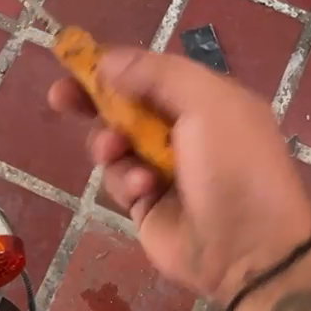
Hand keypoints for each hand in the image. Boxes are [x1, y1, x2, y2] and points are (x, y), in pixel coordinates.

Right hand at [48, 48, 310, 303]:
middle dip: (92, 99)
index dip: (115, 66)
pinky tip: (144, 189)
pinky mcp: (147, 204)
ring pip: (115, 142)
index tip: (77, 61)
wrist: (251, 250)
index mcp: (206, 99)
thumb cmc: (235, 164)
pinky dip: (126, 180)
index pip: (151, 72)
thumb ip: (157, 74)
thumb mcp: (207, 102)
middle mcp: (184, 130)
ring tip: (115, 151)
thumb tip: (108, 61)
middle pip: (126, 105)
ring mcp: (164, 168)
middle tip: (60, 96)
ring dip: (110, 142)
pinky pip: (120, 180)